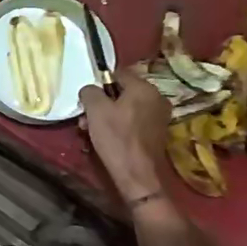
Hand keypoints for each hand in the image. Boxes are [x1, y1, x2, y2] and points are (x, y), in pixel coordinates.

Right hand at [79, 66, 169, 203]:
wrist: (137, 172)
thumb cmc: (115, 137)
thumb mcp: (95, 110)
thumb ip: (90, 92)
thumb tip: (89, 89)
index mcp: (144, 87)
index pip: (118, 73)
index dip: (99, 83)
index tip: (87, 98)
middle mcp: (157, 97)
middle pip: (123, 92)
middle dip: (102, 103)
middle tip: (86, 118)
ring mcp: (160, 115)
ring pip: (127, 107)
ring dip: (108, 115)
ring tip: (92, 130)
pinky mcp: (158, 131)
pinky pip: (134, 119)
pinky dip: (120, 124)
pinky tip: (108, 137)